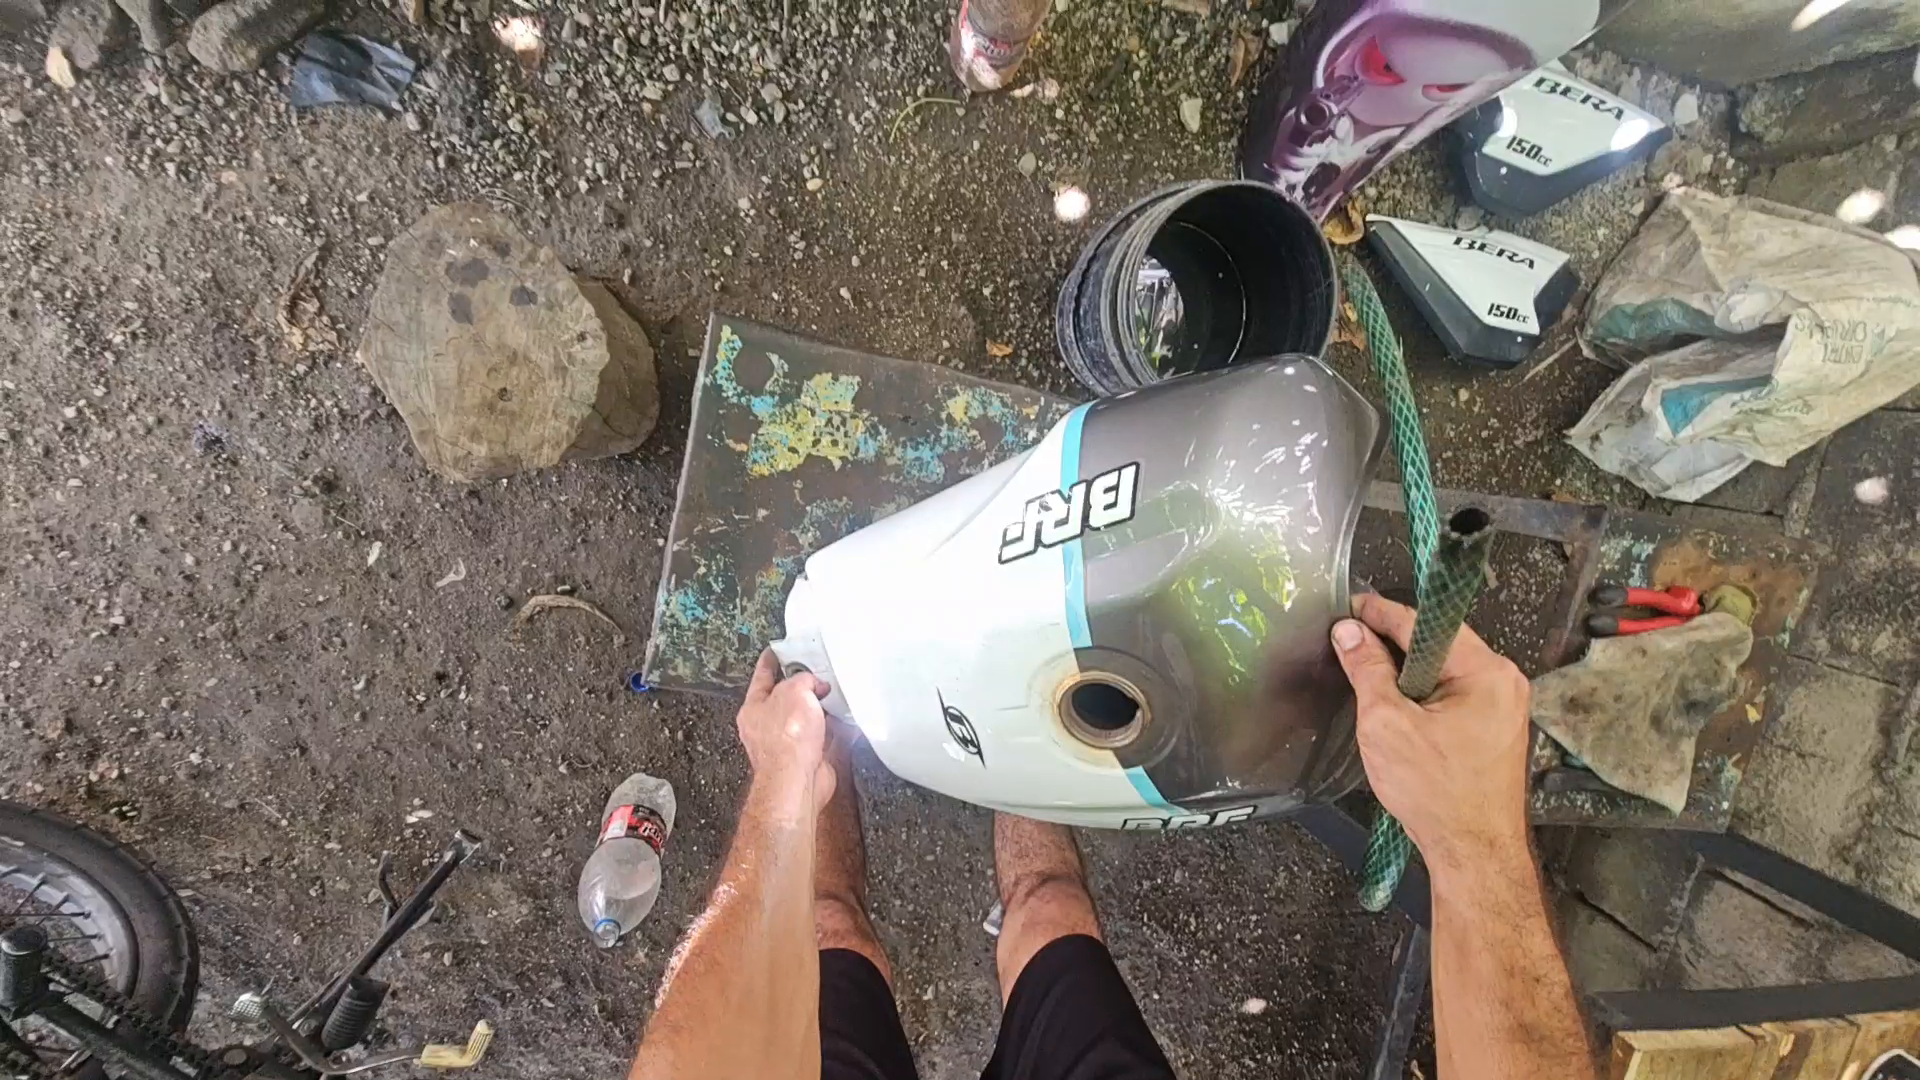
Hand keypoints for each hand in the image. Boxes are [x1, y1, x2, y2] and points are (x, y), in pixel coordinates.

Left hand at [736, 650, 836, 817]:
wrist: (798, 780)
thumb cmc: (788, 735)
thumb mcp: (795, 690)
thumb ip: (804, 679)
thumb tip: (816, 684)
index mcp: (754, 708)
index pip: (762, 677)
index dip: (771, 661)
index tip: (777, 650)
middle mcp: (767, 726)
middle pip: (786, 697)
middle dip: (803, 684)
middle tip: (818, 668)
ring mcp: (788, 743)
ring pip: (806, 717)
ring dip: (821, 706)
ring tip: (837, 689)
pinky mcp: (808, 756)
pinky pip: (823, 735)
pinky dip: (835, 726)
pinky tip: (847, 716)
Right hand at [1331, 592, 1532, 879]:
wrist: (1472, 851)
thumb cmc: (1435, 791)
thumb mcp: (1386, 722)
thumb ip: (1367, 669)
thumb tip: (1348, 631)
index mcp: (1485, 672)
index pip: (1423, 623)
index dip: (1379, 612)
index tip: (1348, 606)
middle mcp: (1502, 681)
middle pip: (1434, 641)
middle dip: (1389, 637)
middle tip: (1347, 637)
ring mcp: (1501, 704)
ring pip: (1440, 666)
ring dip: (1402, 664)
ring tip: (1362, 665)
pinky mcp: (1491, 724)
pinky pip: (1448, 687)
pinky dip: (1417, 686)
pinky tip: (1390, 697)